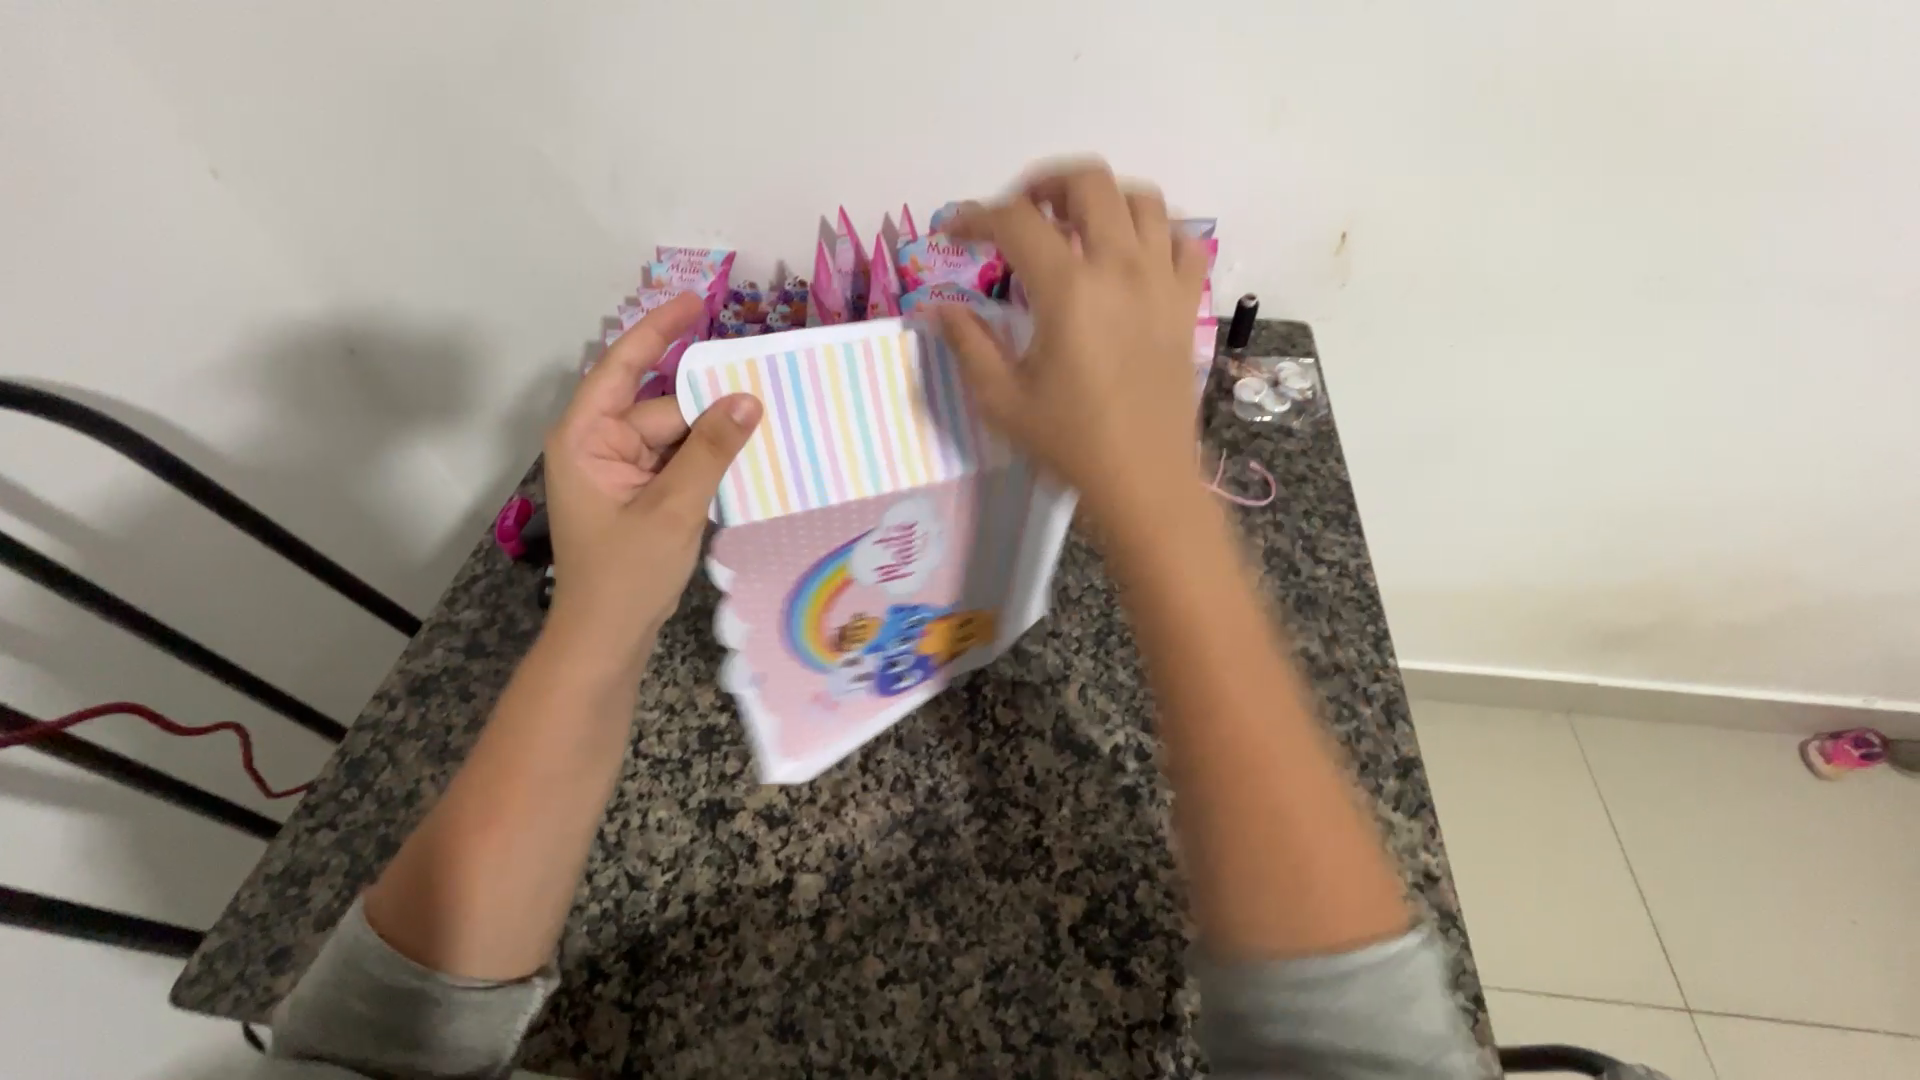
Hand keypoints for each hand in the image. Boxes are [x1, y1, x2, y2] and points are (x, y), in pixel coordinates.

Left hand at [540, 293, 760, 674]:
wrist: (609, 637)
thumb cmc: (627, 574)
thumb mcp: (674, 507)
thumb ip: (711, 450)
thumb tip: (748, 400)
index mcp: (586, 438)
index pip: (622, 369)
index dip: (658, 332)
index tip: (696, 303)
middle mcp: (600, 445)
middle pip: (661, 408)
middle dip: (707, 405)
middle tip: (763, 392)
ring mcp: (621, 471)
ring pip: (676, 436)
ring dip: (713, 437)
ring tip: (765, 425)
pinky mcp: (641, 494)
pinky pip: (679, 462)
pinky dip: (708, 460)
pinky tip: (745, 457)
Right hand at [933, 159, 1207, 525]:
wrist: (1144, 479)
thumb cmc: (1069, 442)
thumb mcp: (1002, 399)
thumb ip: (968, 344)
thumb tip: (939, 308)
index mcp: (1068, 289)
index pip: (1016, 221)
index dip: (976, 216)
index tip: (955, 232)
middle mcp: (1120, 268)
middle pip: (1088, 181)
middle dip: (1045, 184)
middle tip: (1021, 215)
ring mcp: (1162, 282)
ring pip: (1143, 200)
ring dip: (1103, 201)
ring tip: (1077, 227)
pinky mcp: (1187, 304)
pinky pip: (1184, 242)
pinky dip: (1157, 234)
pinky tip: (1133, 259)